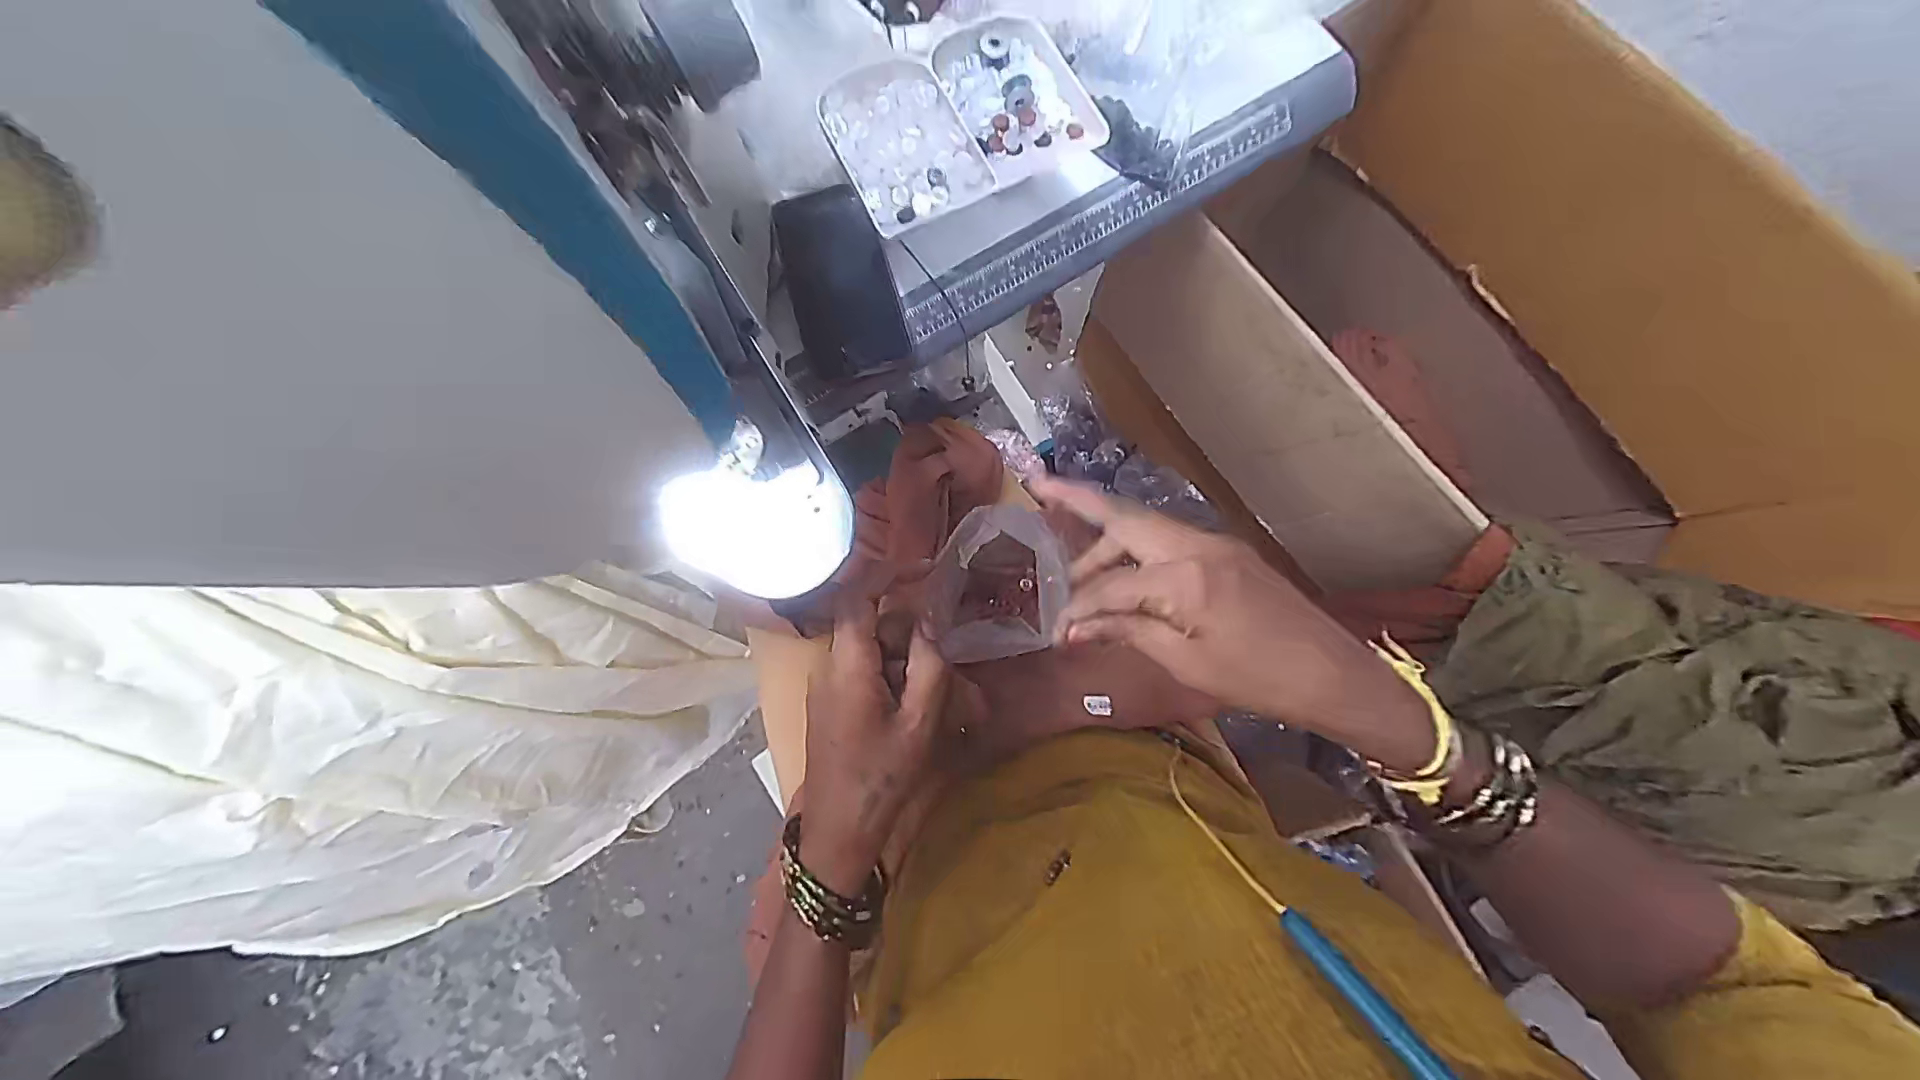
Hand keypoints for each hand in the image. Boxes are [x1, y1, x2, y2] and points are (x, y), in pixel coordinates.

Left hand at [801, 590, 949, 893]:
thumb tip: (928, 621)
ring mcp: (826, 684)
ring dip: (905, 662)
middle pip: (873, 626)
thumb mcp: (919, 722)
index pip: (858, 596)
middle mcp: (828, 665)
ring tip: (936, 700)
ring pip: (871, 650)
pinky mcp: (830, 701)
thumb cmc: (880, 778)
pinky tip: (913, 710)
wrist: (837, 831)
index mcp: (846, 665)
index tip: (926, 569)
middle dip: (912, 636)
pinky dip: (892, 678)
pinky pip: (864, 671)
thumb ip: (928, 664)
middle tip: (946, 665)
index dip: (890, 574)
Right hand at [1033, 477, 1435, 772]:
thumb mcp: (1186, 663)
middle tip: (1040, 493)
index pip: (1111, 584)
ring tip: (1078, 570)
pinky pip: (1168, 539)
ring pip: (1146, 525)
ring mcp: (1216, 542)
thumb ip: (1126, 631)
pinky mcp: (1227, 552)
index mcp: (1185, 578)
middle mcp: (1197, 545)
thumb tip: (1074, 628)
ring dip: (1108, 537)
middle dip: (1078, 501)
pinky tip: (1120, 568)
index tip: (1057, 630)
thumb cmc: (1260, 680)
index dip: (1078, 606)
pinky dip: (1136, 547)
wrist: (1336, 675)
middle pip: (1124, 518)